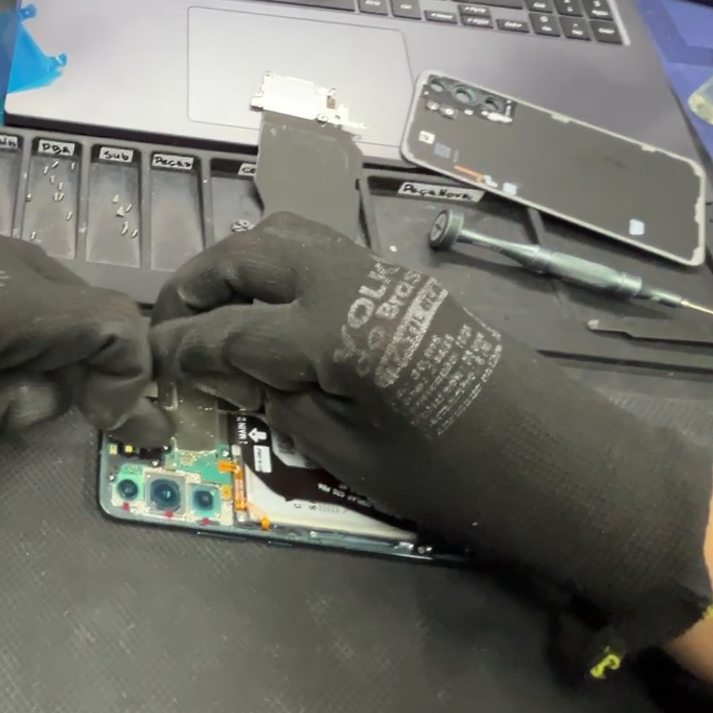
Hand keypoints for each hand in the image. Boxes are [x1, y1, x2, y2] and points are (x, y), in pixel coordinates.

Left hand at [0, 222, 171, 492]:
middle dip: (90, 353)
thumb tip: (50, 388)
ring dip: (51, 330)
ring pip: (41, 279)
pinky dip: (15, 308)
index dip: (127, 371)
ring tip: (17, 379)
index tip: (104, 414)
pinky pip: (1, 268)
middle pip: (79, 295)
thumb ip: (14, 416)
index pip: (110, 318)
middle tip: (65, 403)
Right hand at [150, 213, 712, 657]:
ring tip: (210, 303)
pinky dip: (273, 262)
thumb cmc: (455, 480)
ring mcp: (376, 269)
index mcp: (336, 334)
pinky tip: (265, 301)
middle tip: (167, 319)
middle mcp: (349, 281)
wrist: (566, 464)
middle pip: (244, 255)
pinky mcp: (393, 274)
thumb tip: (208, 370)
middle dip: (193, 283)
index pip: (227, 331)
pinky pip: (314, 245)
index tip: (145, 357)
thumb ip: (269, 399)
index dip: (179, 346)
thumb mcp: (346, 454)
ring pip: (280, 233)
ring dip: (233, 263)